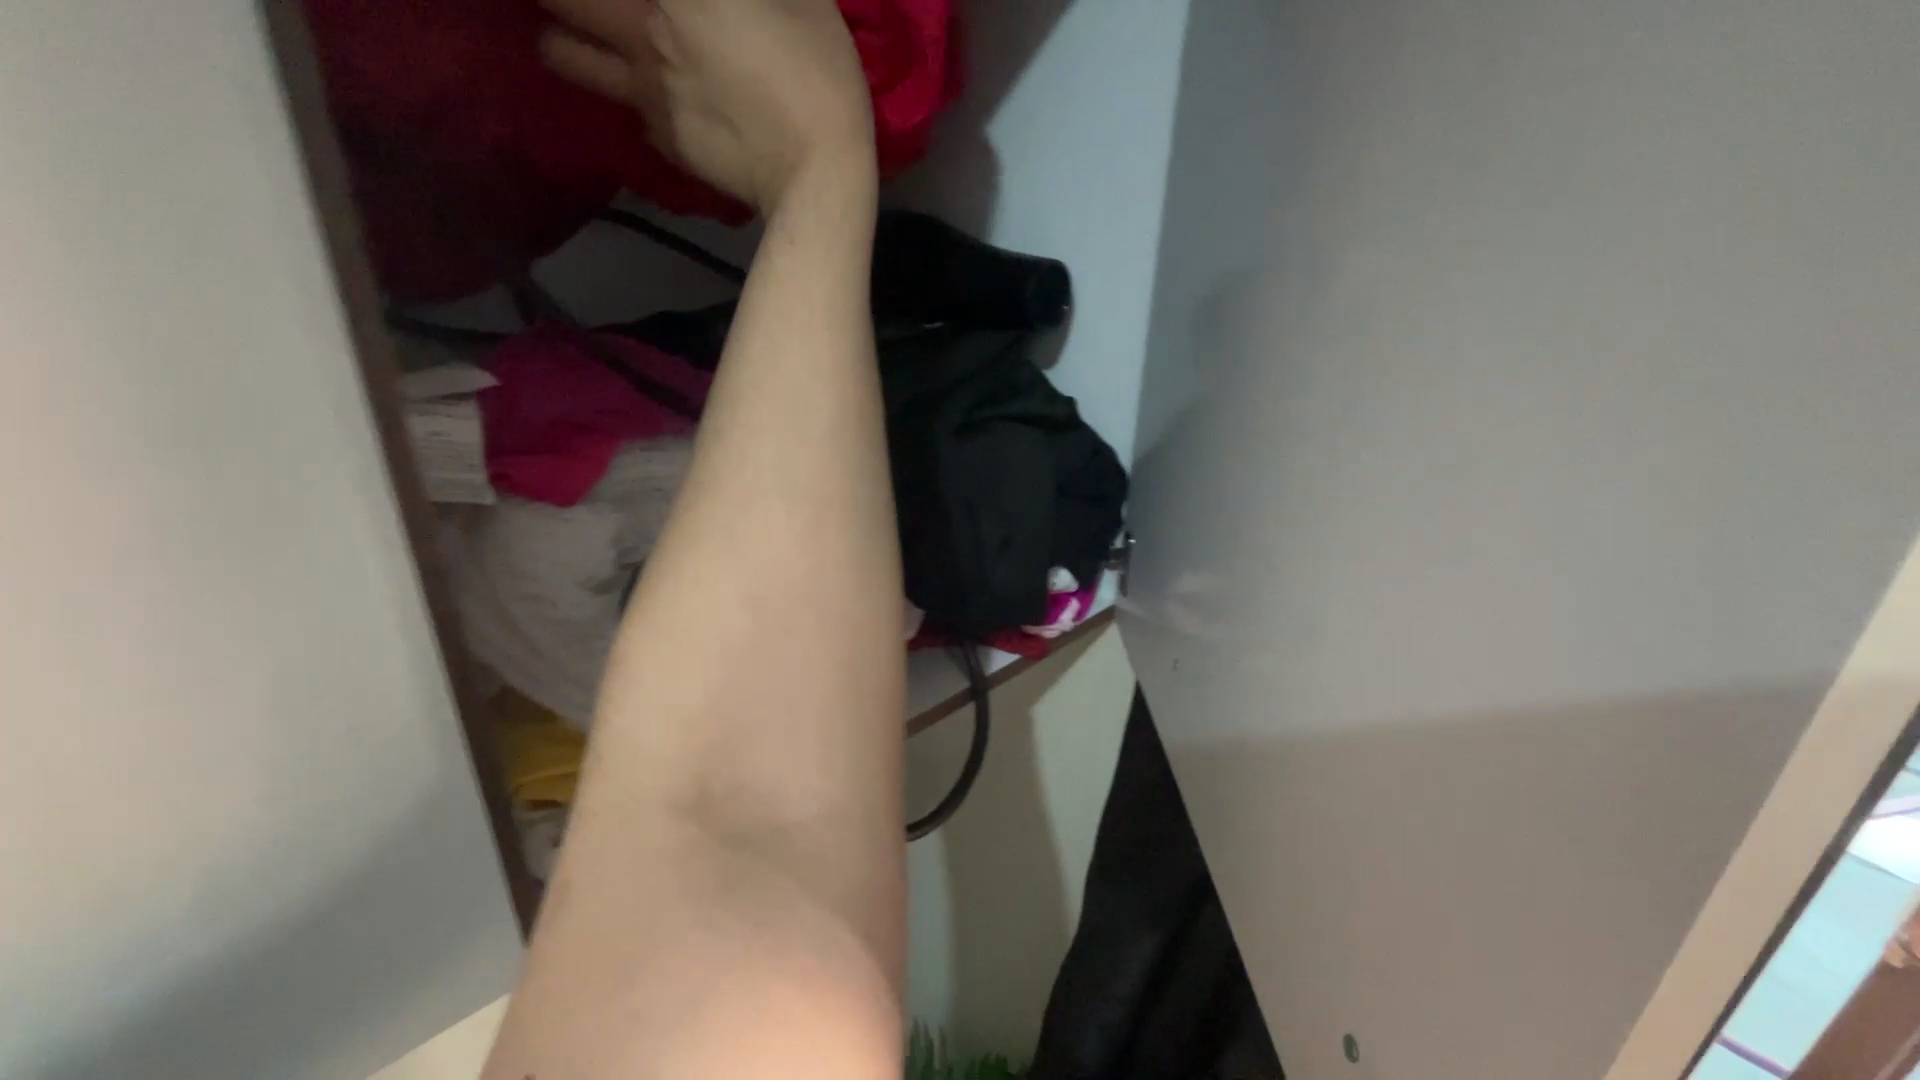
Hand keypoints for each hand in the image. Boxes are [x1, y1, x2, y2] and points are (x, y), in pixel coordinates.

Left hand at [538, 0, 876, 214]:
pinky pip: (620, 105)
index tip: (676, 8)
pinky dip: (623, 93)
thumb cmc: (819, 70)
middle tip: (582, 4)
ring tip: (584, 35)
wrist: (818, 171)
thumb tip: (729, 2)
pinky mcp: (661, 139)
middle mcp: (640, 30)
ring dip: (563, 37)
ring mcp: (644, 92)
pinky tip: (649, 93)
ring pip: (562, 53)